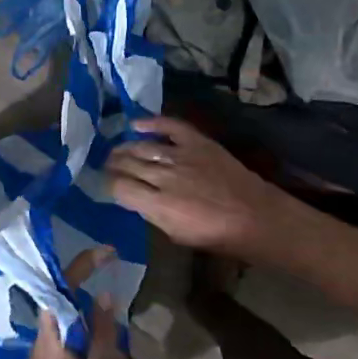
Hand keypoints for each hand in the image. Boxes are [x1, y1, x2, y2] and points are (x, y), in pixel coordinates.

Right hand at [106, 116, 290, 257]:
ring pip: (144, 146)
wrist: (253, 215)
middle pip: (129, 164)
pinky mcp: (197, 141)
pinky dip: (153, 122)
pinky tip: (137, 123)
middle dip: (113, 163)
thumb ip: (153, 214)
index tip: (105, 183)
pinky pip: (170, 126)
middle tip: (104, 163)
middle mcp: (165, 176)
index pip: (120, 188)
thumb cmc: (216, 235)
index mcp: (159, 205)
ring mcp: (182, 155)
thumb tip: (137, 199)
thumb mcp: (176, 234)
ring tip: (116, 148)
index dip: (109, 185)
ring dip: (126, 146)